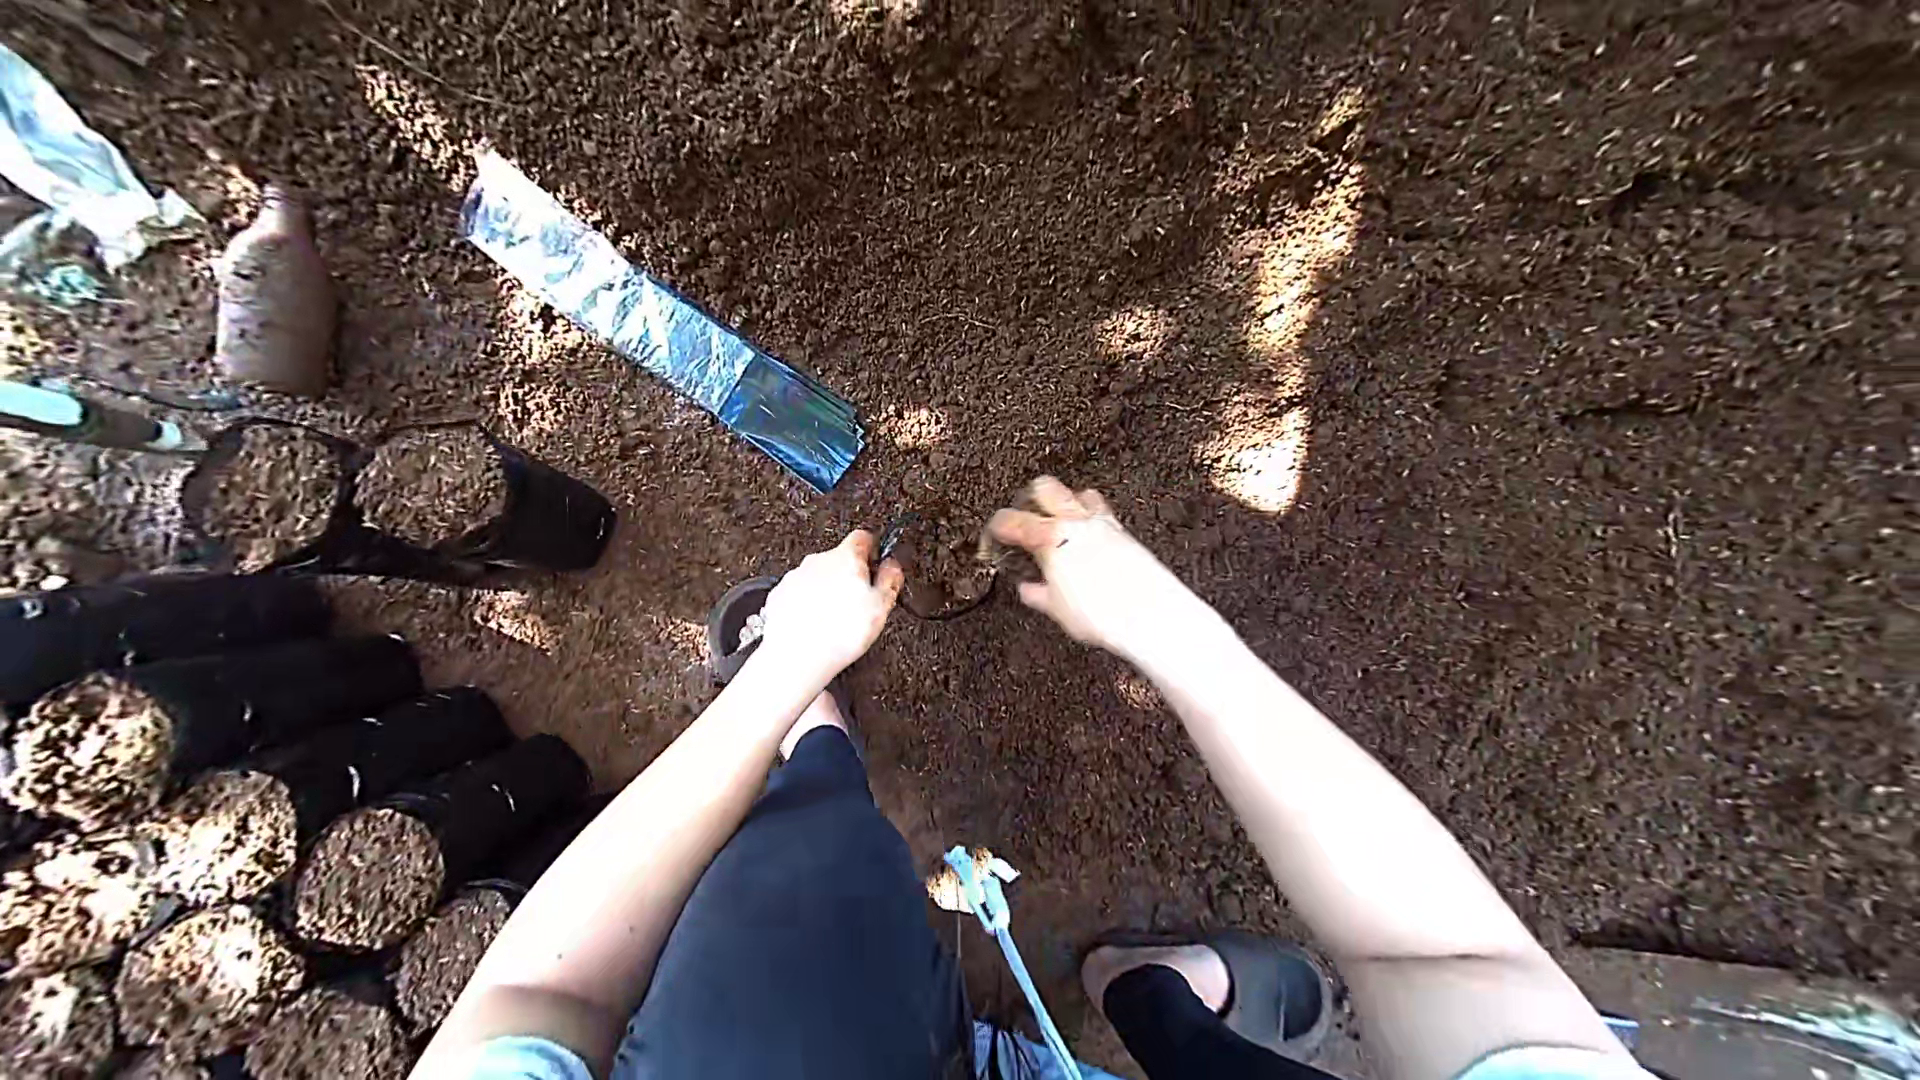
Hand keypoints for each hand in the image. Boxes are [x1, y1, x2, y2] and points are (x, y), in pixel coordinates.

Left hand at [756, 530, 903, 682]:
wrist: (797, 657)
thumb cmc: (839, 633)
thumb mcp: (882, 606)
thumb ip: (890, 579)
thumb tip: (893, 567)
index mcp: (846, 557)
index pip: (864, 537)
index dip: (874, 550)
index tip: (876, 565)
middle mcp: (818, 561)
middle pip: (840, 558)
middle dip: (851, 576)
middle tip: (860, 602)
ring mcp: (796, 577)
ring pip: (819, 577)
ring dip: (829, 591)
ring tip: (837, 619)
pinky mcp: (780, 595)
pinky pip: (800, 593)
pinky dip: (809, 604)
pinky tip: (818, 624)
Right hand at [988, 477, 1214, 662]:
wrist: (1149, 615)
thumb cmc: (1103, 613)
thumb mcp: (1058, 609)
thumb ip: (1039, 594)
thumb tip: (1029, 590)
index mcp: (1051, 539)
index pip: (1013, 521)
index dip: (999, 524)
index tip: (996, 529)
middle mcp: (1077, 523)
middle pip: (1046, 488)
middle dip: (1032, 497)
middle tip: (1027, 512)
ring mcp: (1103, 524)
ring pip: (1080, 493)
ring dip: (1067, 500)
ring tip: (1061, 517)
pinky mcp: (1124, 533)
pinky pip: (1103, 512)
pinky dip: (1092, 517)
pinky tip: (1091, 534)